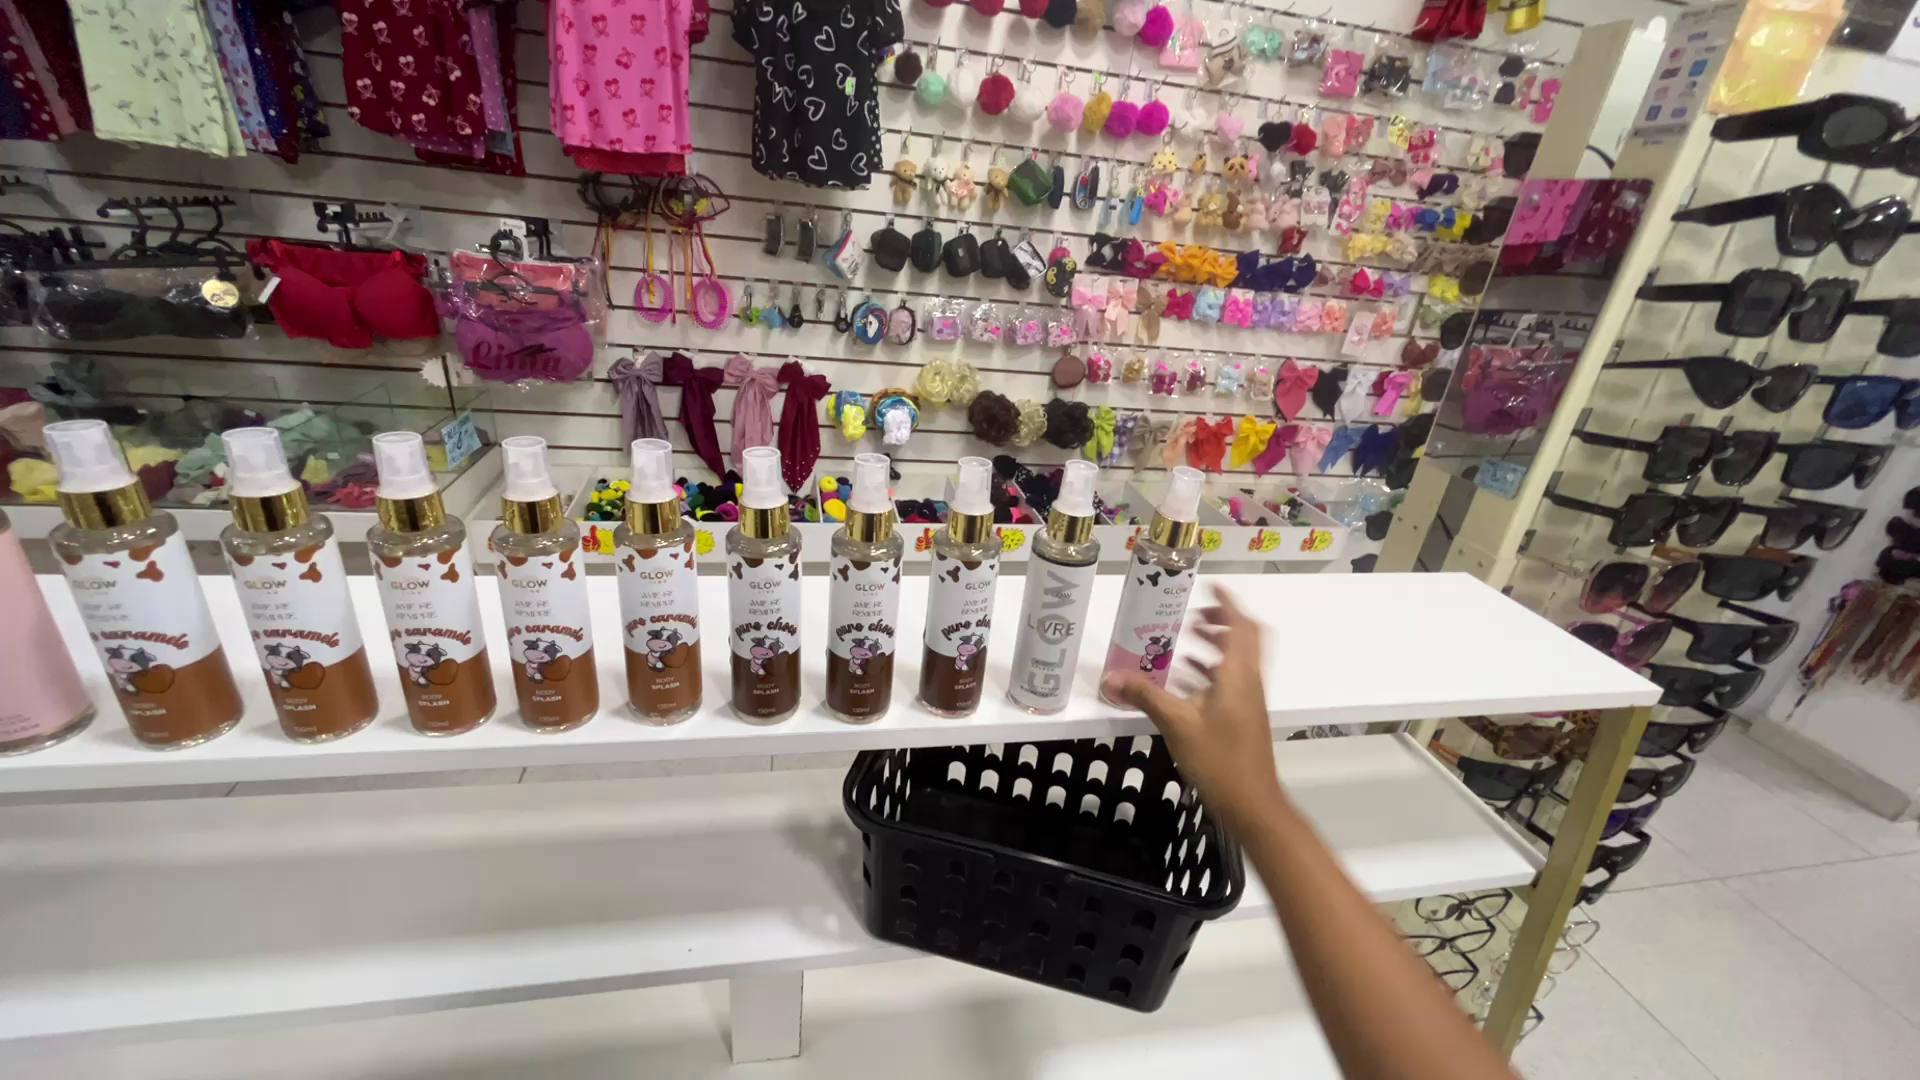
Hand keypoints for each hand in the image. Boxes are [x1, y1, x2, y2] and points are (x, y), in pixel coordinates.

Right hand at [1102, 587, 1283, 834]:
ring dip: (1216, 644)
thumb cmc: (1219, 760)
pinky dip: (1211, 669)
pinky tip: (1185, 680)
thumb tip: (1110, 677)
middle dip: (1220, 621)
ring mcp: (1248, 700)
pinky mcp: (1243, 717)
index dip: (1228, 602)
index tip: (1210, 585)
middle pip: (1244, 638)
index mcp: (1238, 674)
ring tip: (1184, 640)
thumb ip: (1144, 695)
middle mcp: (1248, 681)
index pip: (1241, 625)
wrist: (1252, 805)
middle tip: (1190, 615)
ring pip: (1238, 659)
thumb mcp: (1176, 723)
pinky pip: (1231, 680)